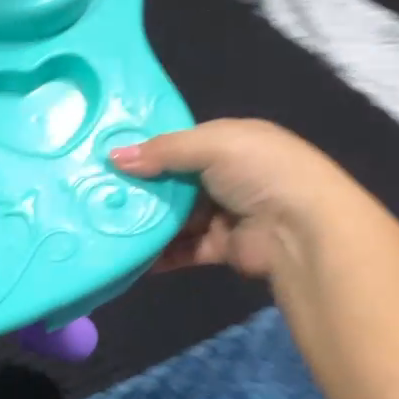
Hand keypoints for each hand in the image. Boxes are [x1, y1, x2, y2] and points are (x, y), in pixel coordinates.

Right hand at [110, 119, 369, 276]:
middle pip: (173, 182)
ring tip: (107, 227)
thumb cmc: (260, 172)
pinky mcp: (220, 246)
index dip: (146, 151)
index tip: (108, 160)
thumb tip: (113, 157)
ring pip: (175, 218)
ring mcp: (223, 212)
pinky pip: (182, 249)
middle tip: (98, 196)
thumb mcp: (213, 145)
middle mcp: (226, 175)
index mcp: (231, 142)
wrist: (300, 228)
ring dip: (147, 223)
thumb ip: (163, 151)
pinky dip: (160, 255)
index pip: (180, 144)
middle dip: (140, 190)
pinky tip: (132, 256)